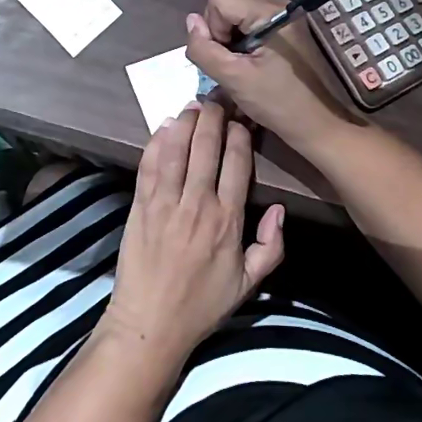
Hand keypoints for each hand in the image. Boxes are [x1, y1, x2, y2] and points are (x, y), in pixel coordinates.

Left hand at [100, 102, 283, 367]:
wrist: (150, 322)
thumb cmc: (201, 304)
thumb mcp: (249, 283)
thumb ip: (271, 246)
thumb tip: (281, 210)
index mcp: (228, 220)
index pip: (237, 163)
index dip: (239, 134)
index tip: (241, 118)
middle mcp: (198, 204)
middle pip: (206, 147)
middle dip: (213, 117)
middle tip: (216, 98)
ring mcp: (165, 202)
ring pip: (177, 149)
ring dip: (185, 122)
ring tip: (192, 104)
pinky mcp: (140, 205)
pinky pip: (149, 165)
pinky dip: (157, 142)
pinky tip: (164, 126)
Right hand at [185, 0, 355, 148]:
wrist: (318, 123)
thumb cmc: (278, 103)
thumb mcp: (233, 78)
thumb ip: (204, 48)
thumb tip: (191, 22)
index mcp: (271, 12)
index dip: (212, 26)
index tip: (225, 56)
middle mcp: (280, 4)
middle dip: (219, 27)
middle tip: (229, 58)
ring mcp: (285, 14)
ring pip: (238, 8)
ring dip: (230, 33)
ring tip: (240, 62)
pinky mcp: (287, 26)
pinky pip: (251, 19)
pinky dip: (242, 36)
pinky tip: (250, 60)